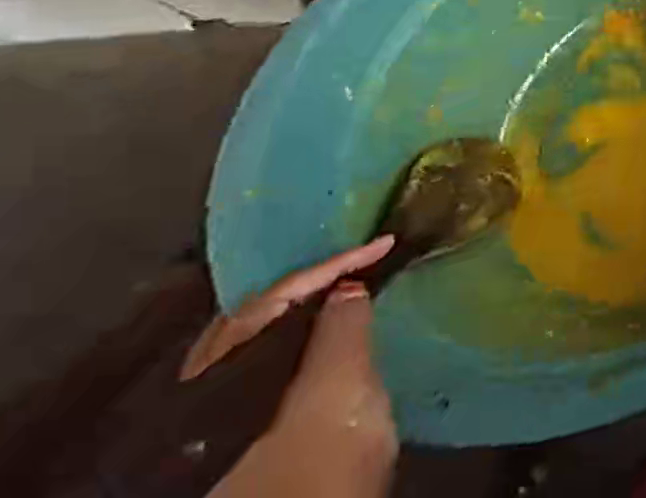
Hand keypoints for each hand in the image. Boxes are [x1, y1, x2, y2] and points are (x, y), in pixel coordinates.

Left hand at [184, 237, 398, 473]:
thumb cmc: (318, 448)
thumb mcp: (337, 383)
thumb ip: (340, 329)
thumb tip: (350, 286)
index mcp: (226, 363)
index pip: (278, 295)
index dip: (334, 264)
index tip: (385, 243)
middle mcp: (215, 377)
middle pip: (265, 310)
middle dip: (317, 279)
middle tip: (368, 256)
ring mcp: (232, 399)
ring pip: (271, 331)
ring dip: (315, 301)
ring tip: (359, 279)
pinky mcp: (255, 417)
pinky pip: (283, 349)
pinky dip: (314, 326)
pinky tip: (341, 322)